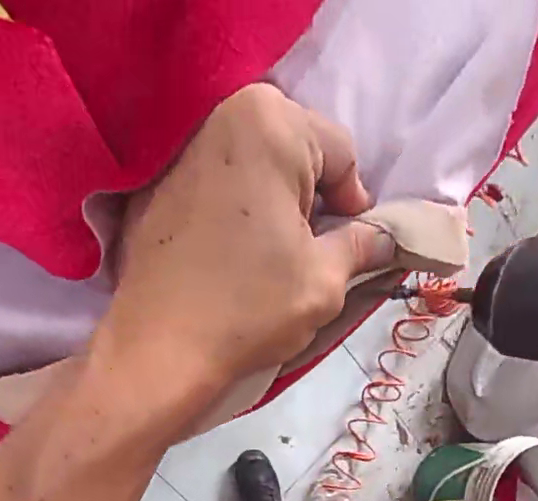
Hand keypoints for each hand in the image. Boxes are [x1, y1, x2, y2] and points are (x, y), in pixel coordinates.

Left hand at [94, 84, 396, 395]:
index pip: (341, 151)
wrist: (160, 350)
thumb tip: (386, 236)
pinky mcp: (151, 183)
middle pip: (295, 150)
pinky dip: (234, 210)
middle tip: (311, 252)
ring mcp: (177, 146)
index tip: (352, 245)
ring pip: (254, 166)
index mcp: (269, 122)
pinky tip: (233, 255)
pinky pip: (215, 183)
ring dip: (274, 204)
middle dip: (312, 198)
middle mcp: (219, 113)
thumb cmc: (250, 309)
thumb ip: (363, 245)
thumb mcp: (325, 281)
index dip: (355, 203)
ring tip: (271, 257)